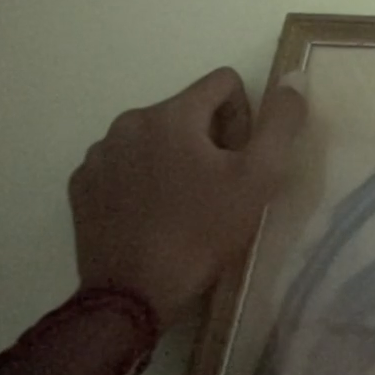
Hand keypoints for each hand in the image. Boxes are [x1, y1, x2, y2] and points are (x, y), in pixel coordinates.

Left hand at [68, 67, 305, 325]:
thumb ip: (281, 120)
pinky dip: (143, 176)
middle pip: (190, 108)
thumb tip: (293, 78)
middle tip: (217, 186)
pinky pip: (125, 160)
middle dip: (210, 137)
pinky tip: (152, 212)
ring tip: (184, 201)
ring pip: (156, 134)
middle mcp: (129, 122)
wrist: (133, 296)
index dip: (244, 117)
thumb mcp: (260, 176)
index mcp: (172, 113)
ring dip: (176, 155)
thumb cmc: (203, 231)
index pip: (224, 82)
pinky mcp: (82, 184)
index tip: (238, 159)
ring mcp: (99, 153)